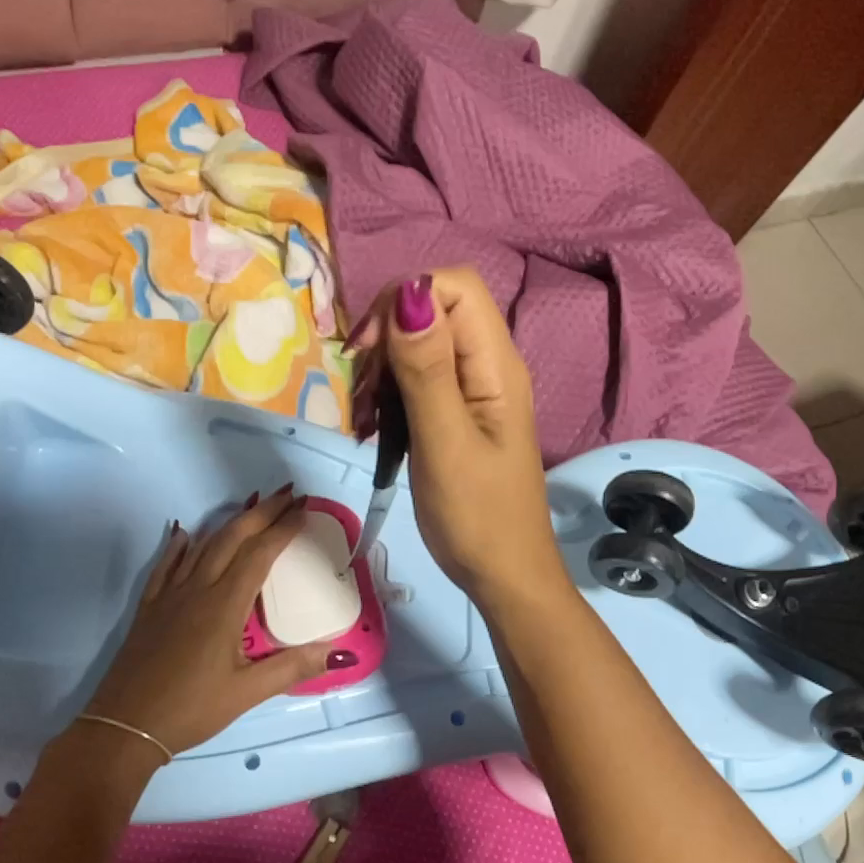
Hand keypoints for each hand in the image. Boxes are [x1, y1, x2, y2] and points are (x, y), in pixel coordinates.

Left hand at [80, 488, 337, 756]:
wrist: (125, 725)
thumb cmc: (191, 709)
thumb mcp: (247, 693)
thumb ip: (292, 668)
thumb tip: (338, 651)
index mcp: (224, 605)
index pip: (260, 554)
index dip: (284, 528)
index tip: (305, 508)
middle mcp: (197, 589)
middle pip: (232, 538)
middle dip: (261, 512)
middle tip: (287, 493)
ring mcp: (169, 595)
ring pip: (202, 545)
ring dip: (230, 522)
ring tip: (252, 507)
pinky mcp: (149, 608)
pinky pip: (167, 564)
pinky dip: (180, 544)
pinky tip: (185, 533)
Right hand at [348, 268, 565, 606]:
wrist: (502, 575)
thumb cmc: (476, 516)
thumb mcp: (444, 442)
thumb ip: (426, 368)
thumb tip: (408, 293)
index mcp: (496, 365)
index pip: (455, 287)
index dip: (405, 299)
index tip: (367, 350)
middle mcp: (488, 366)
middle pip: (432, 311)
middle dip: (385, 339)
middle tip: (361, 393)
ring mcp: (473, 391)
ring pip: (417, 347)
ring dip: (381, 373)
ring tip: (364, 420)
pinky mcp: (457, 414)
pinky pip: (417, 383)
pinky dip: (389, 398)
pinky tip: (373, 430)